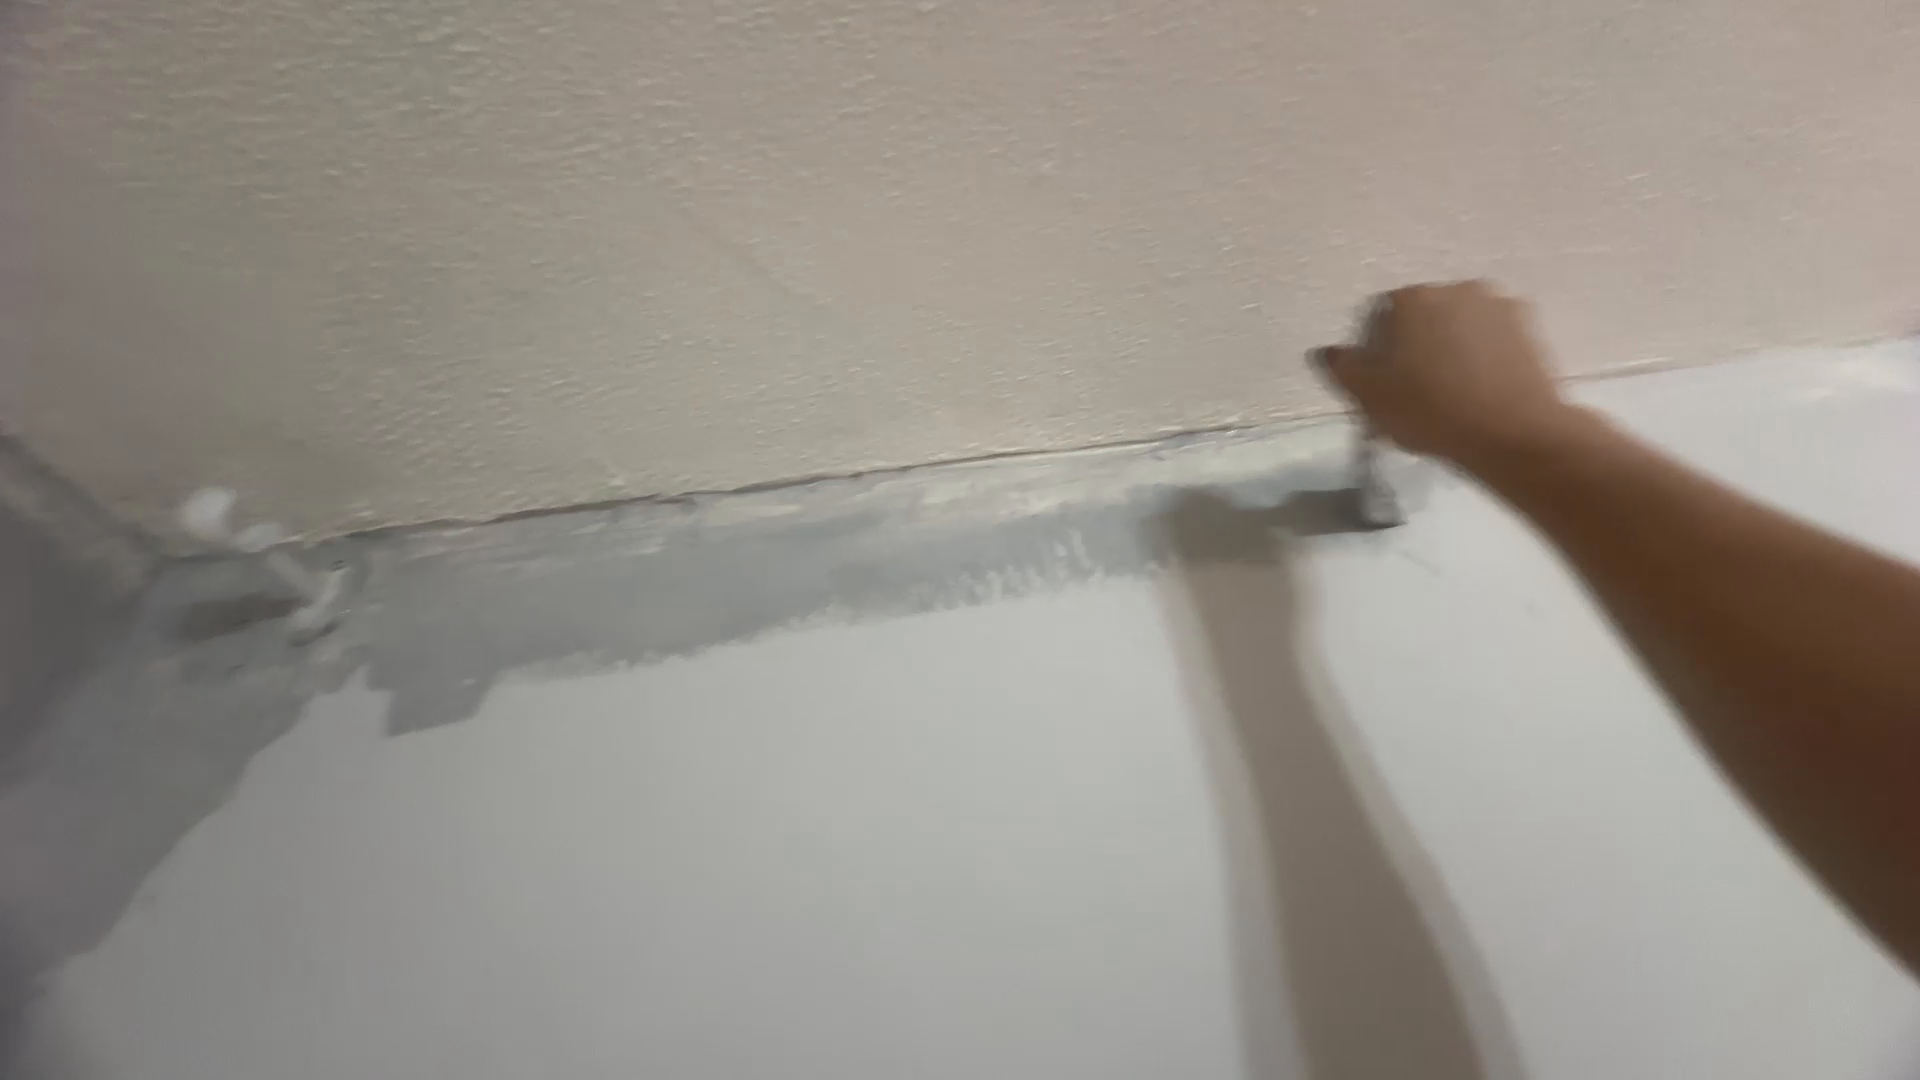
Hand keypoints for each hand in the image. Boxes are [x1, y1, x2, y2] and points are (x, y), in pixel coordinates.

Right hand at [1315, 281, 1576, 465]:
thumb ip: (1341, 366)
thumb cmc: (1427, 408)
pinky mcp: (1532, 330)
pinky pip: (1488, 339)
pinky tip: (1472, 390)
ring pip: (1457, 327)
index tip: (1376, 378)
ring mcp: (1500, 306)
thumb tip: (1326, 351)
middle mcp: (1458, 290)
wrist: (1511, 432)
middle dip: (1411, 343)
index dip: (1372, 346)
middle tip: (1406, 386)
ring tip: (1442, 391)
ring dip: (1446, 349)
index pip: (1379, 313)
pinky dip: (1477, 357)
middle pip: (1421, 316)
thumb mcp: (1366, 394)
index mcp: (1413, 299)